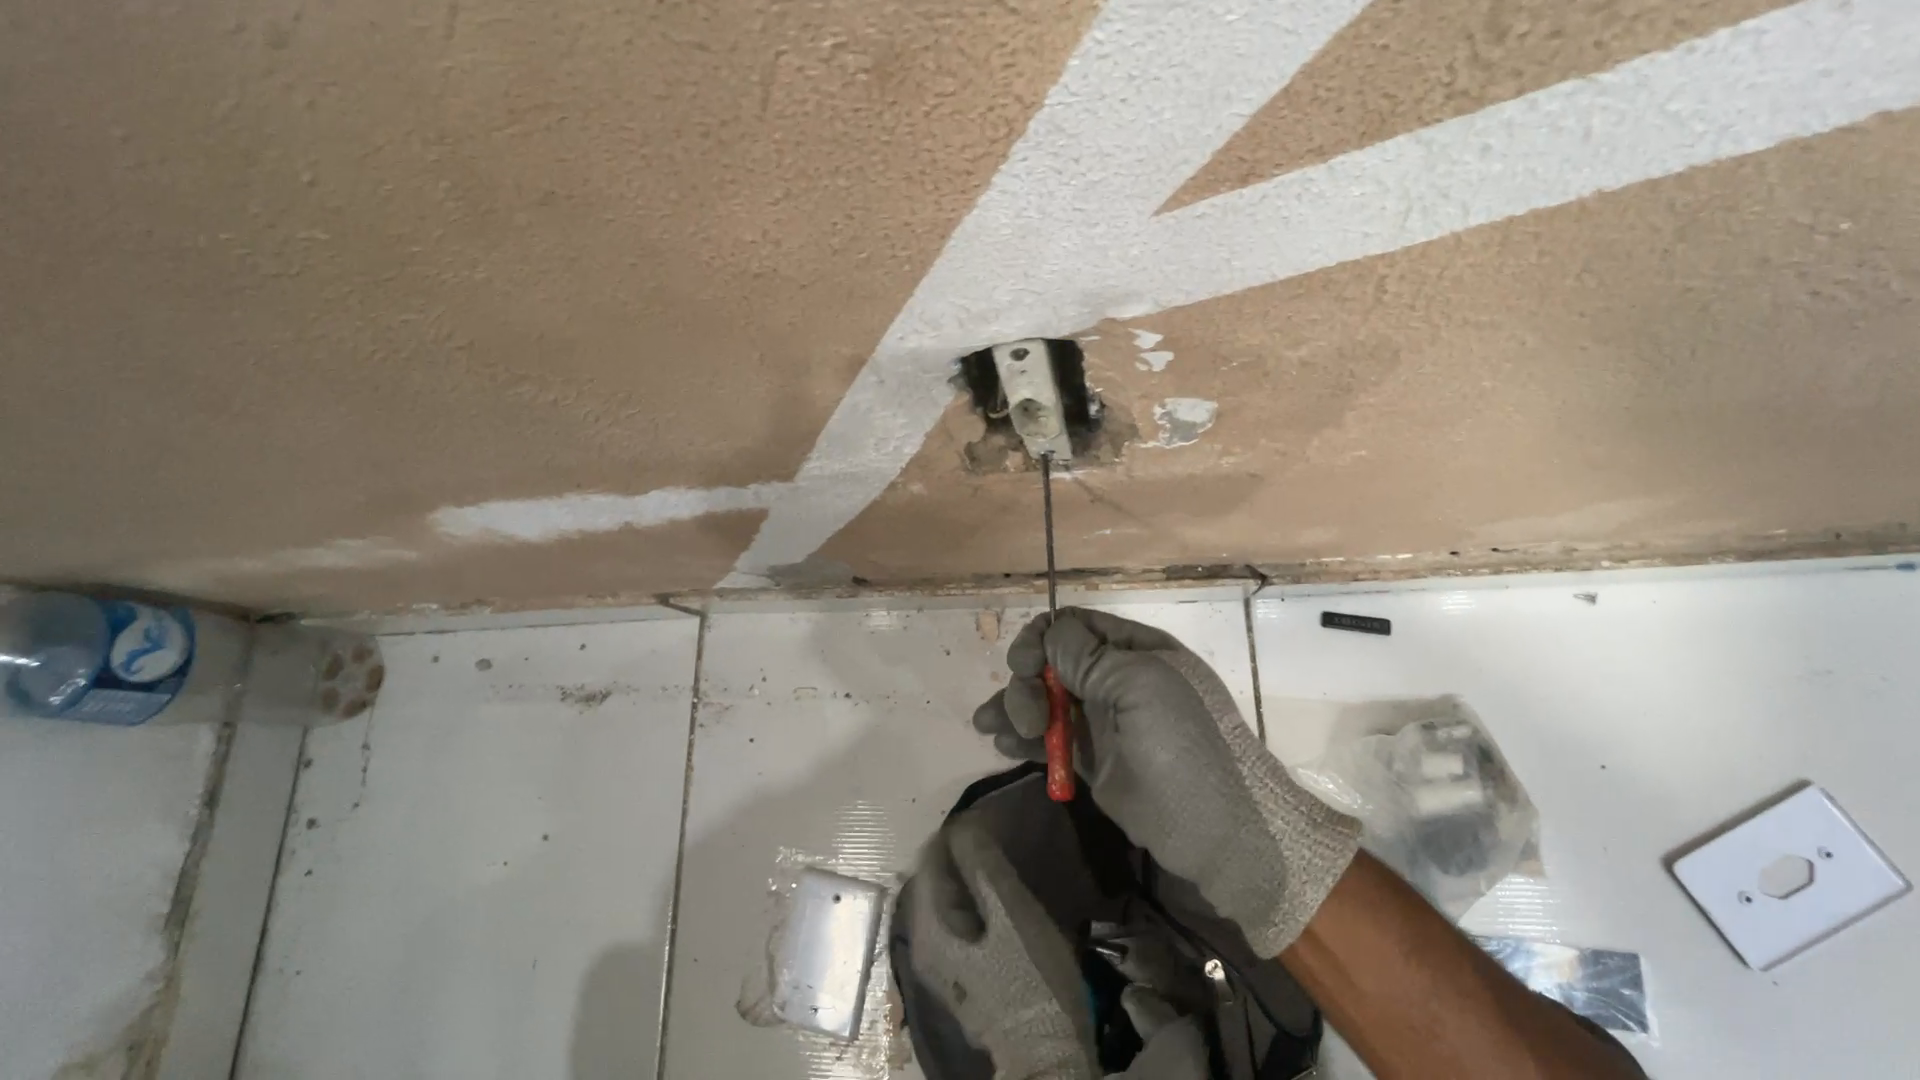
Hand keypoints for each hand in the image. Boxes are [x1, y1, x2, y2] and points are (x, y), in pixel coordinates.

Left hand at [905, 812, 1210, 1079]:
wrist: (1049, 1058)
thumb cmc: (1031, 983)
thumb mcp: (1011, 916)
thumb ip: (984, 868)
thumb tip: (964, 823)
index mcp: (930, 926)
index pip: (929, 858)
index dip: (954, 832)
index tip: (985, 817)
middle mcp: (926, 944)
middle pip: (935, 879)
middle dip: (960, 852)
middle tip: (995, 833)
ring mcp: (944, 963)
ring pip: (949, 901)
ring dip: (970, 876)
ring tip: (1001, 858)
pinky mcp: (965, 975)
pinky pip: (962, 921)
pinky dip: (977, 900)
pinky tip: (1002, 897)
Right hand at [973, 608, 1361, 956]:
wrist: (1214, 826)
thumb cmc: (1181, 741)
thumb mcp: (1138, 684)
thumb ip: (1086, 656)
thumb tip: (1048, 632)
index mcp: (1135, 651)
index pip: (1075, 626)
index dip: (1042, 639)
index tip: (1023, 666)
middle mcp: (1116, 679)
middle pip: (1052, 663)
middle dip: (1027, 683)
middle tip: (1024, 718)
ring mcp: (1104, 721)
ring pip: (1045, 701)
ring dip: (1015, 708)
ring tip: (992, 728)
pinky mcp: (1093, 759)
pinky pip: (1050, 740)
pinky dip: (1022, 740)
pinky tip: (1001, 745)